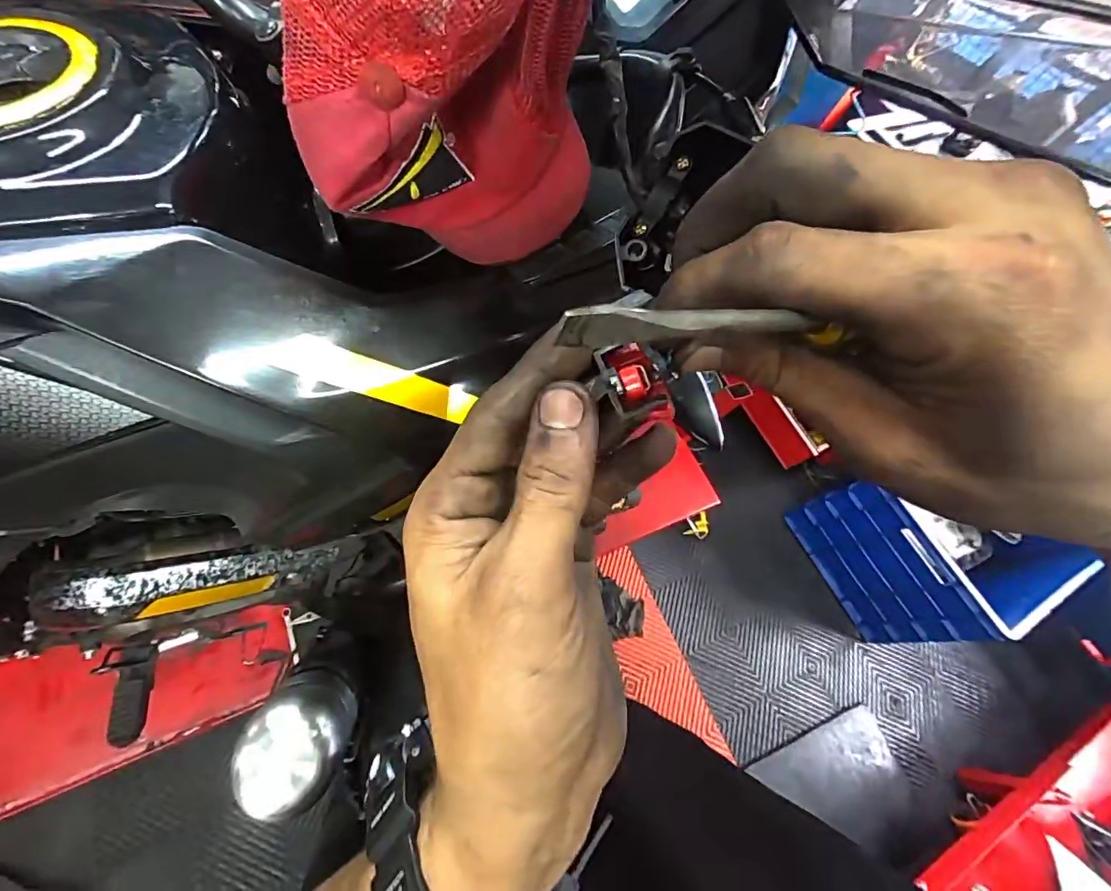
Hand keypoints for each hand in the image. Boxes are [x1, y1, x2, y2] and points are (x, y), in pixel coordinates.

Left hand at [401, 332, 675, 889]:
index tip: (590, 327)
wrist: (538, 783)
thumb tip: (565, 396)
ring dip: (610, 430)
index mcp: (452, 507)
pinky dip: (621, 471)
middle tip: (639, 354)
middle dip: (585, 395)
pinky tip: (655, 445)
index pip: (498, 418)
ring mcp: (527, 531)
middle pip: (537, 433)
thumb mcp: (528, 579)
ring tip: (657, 393)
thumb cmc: (512, 687)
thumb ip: (549, 486)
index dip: (543, 371)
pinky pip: (591, 497)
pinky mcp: (563, 553)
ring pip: (569, 461)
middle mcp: (484, 509)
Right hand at [659, 126, 1110, 551]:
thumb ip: (786, 378)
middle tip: (695, 270)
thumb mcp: (889, 447)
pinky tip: (818, 261)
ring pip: (833, 153)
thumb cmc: (1032, 476)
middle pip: (800, 158)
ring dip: (767, 206)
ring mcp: (1006, 175)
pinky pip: (879, 171)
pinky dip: (821, 210)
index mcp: (966, 291)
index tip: (666, 313)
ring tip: (744, 268)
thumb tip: (696, 341)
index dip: (705, 280)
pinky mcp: (1011, 174)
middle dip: (721, 210)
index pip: (785, 253)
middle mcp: (988, 204)